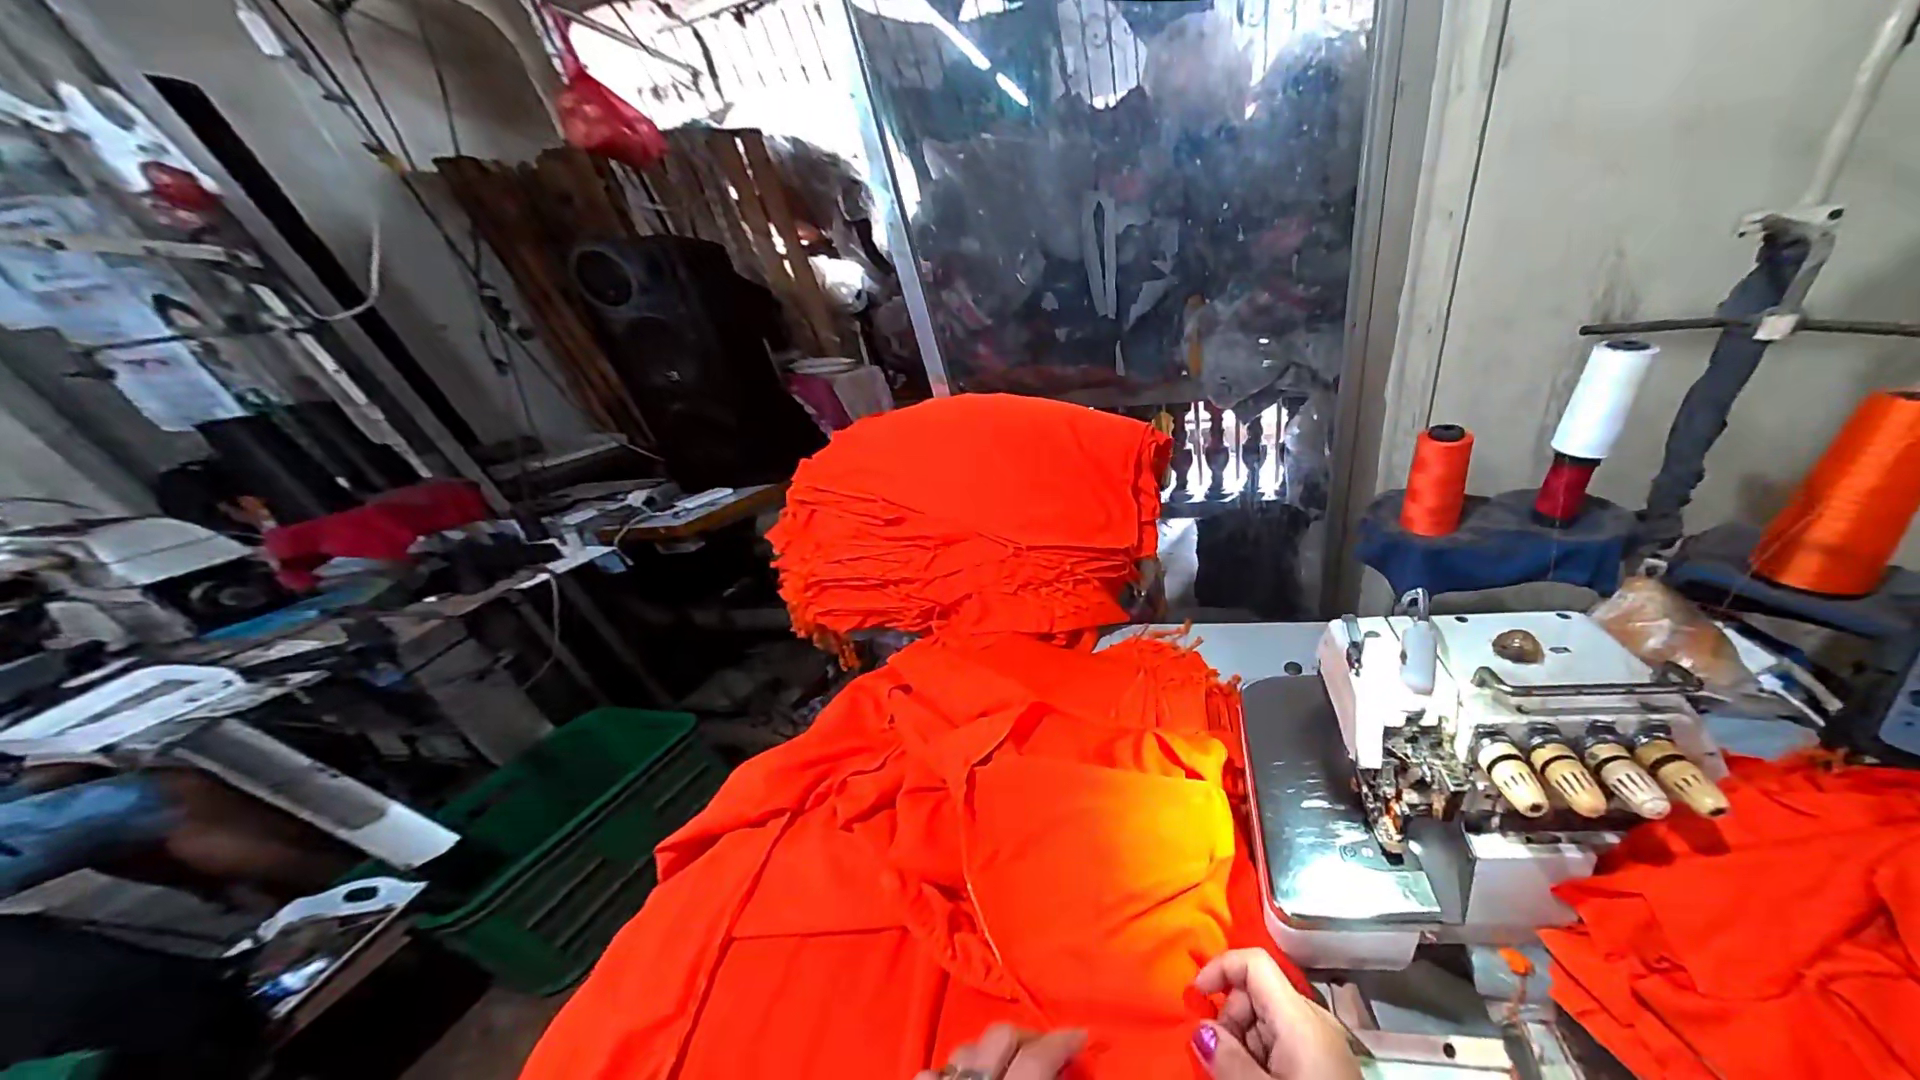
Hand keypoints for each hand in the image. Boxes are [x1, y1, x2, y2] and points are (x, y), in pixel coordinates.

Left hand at [913, 1025, 1086, 1079]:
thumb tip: (1058, 1069)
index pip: (1038, 1060)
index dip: (1062, 1042)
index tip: (1082, 1033)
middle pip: (1001, 1037)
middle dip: (1027, 1034)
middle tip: (1048, 1044)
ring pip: (967, 1047)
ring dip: (989, 1048)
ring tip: (1006, 1058)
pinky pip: (934, 1071)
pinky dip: (952, 1070)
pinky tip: (962, 1076)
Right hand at [1191, 949, 1361, 1079]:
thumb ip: (1228, 1059)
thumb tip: (1200, 1030)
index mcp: (1300, 1019)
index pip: (1254, 962)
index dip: (1219, 968)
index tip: (1194, 999)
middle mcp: (1314, 1022)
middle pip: (1257, 992)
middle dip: (1228, 1018)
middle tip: (1218, 1060)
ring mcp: (1324, 1045)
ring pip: (1267, 1019)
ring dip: (1243, 1042)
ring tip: (1239, 1078)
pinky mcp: (1327, 1068)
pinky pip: (1283, 1043)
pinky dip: (1262, 1057)